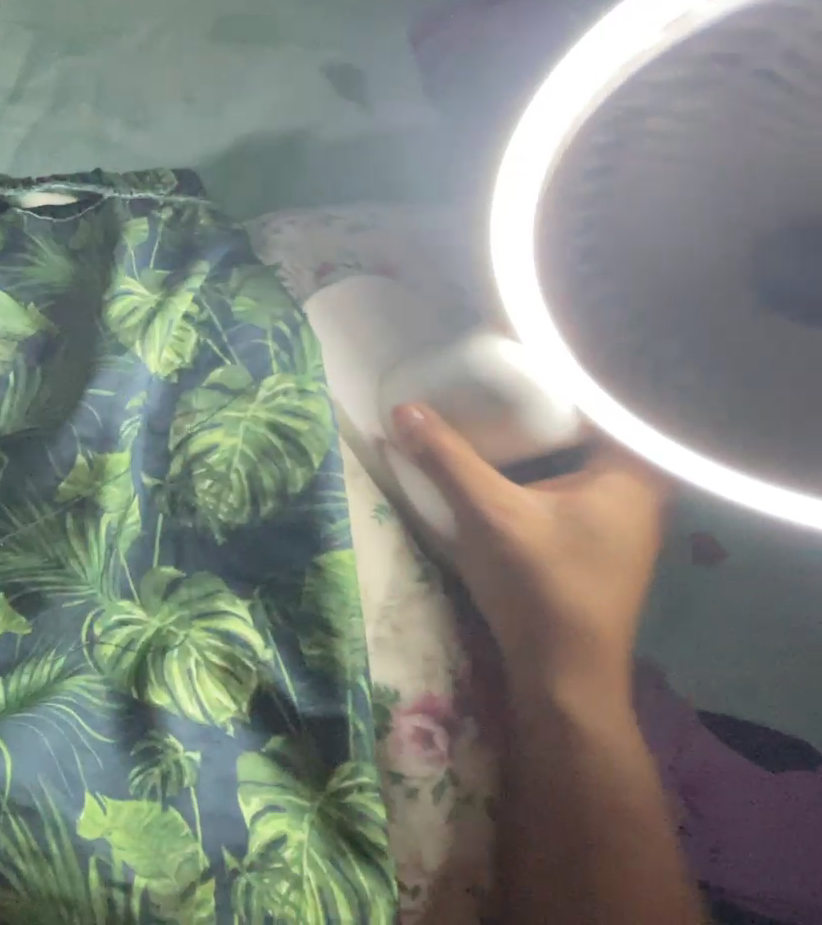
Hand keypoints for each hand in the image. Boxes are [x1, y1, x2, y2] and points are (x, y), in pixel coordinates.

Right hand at [391, 404, 669, 702]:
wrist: (562, 669)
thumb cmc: (539, 582)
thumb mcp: (485, 511)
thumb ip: (445, 457)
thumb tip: (403, 408)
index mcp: (630, 476)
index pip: (598, 409)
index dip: (551, 385)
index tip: (504, 369)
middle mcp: (635, 493)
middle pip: (579, 435)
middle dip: (528, 416)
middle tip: (481, 392)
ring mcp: (616, 522)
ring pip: (566, 465)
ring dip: (524, 448)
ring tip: (476, 424)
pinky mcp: (590, 544)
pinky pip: (558, 490)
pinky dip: (525, 476)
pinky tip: (487, 475)